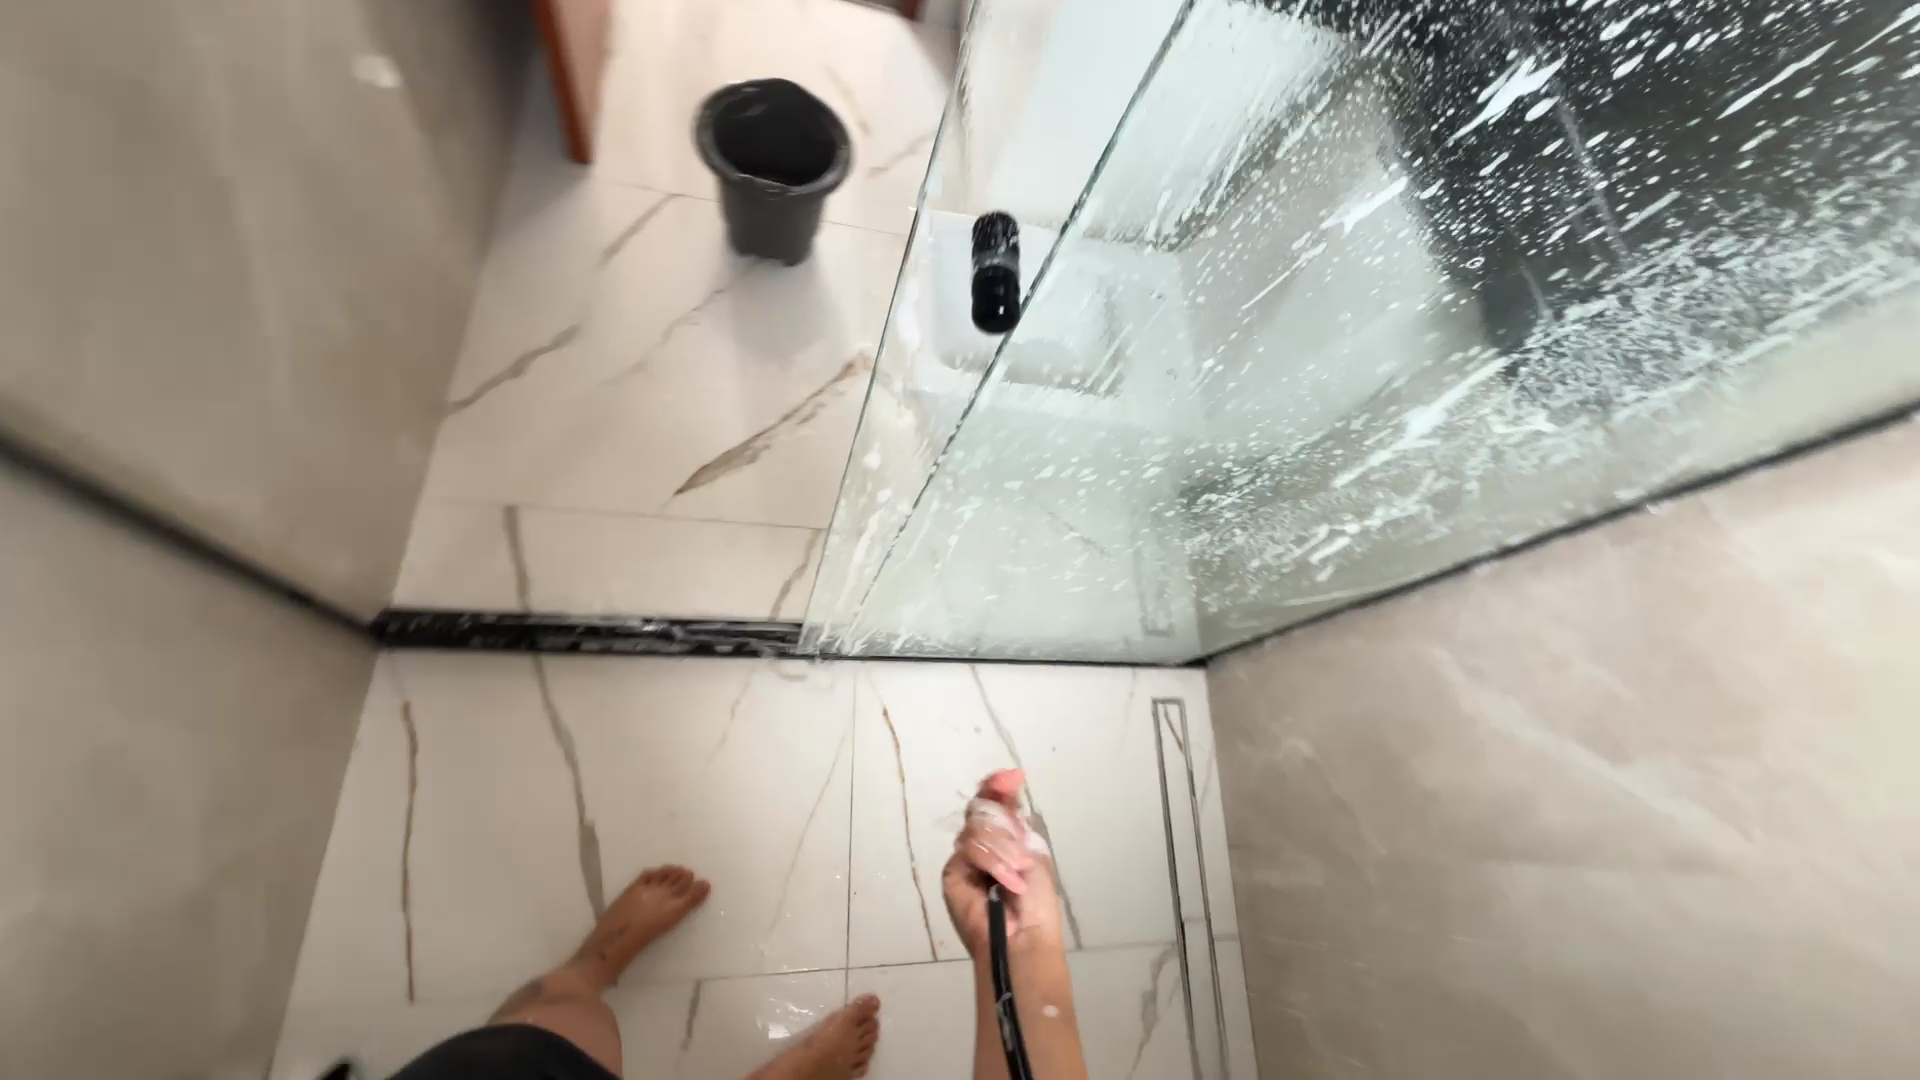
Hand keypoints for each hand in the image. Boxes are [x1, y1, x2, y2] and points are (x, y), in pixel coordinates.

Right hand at [941, 769, 1065, 958]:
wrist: (1028, 936)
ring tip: (1019, 874)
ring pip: (976, 827)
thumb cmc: (1037, 902)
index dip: (997, 784)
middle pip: (981, 808)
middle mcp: (981, 841)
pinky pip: (969, 849)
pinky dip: (992, 861)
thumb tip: (1012, 776)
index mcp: (1002, 834)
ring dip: (1003, 849)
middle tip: (1023, 853)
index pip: (990, 799)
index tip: (1013, 776)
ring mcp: (965, 857)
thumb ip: (1015, 816)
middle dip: (1004, 825)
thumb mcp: (1032, 849)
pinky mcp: (952, 873)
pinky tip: (1007, 880)